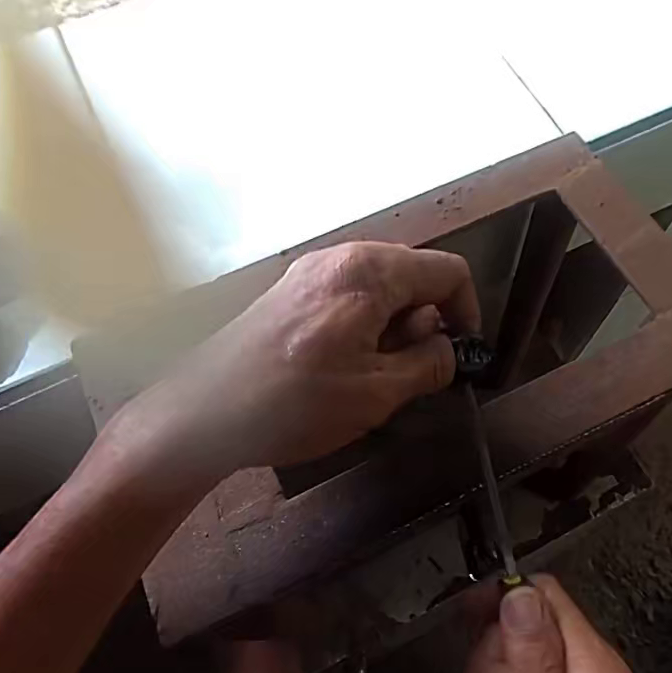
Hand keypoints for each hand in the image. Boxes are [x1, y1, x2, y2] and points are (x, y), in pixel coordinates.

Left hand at [131, 241, 479, 474]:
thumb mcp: (377, 393)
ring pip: (377, 292)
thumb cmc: (295, 404)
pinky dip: (360, 329)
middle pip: (411, 277)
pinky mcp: (286, 295)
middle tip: (409, 375)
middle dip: (424, 324)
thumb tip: (449, 349)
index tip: (459, 355)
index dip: (467, 313)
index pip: (448, 271)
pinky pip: (344, 300)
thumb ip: (428, 365)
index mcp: (369, 271)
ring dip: (391, 331)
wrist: (204, 414)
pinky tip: (339, 370)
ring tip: (370, 379)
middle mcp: (338, 258)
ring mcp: (307, 273)